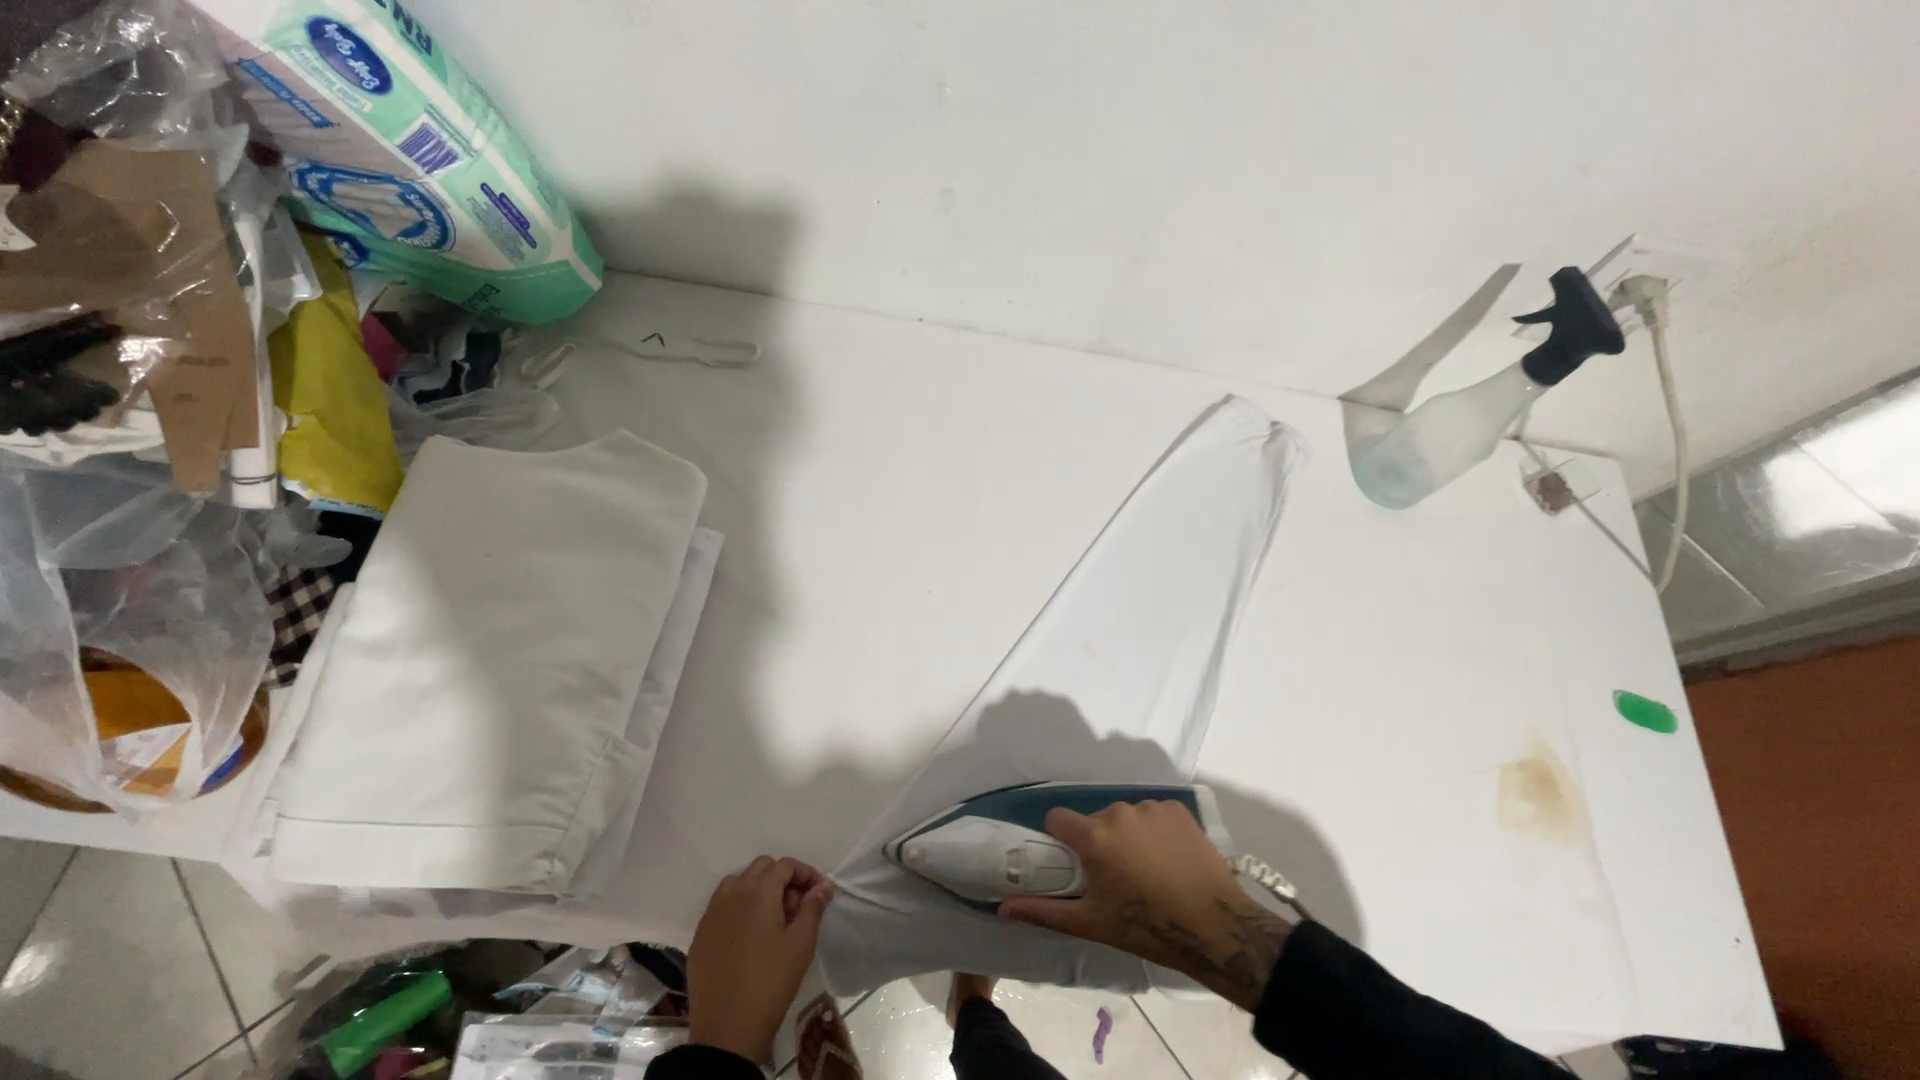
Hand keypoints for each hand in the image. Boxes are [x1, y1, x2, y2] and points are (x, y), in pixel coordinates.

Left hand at [687, 855, 835, 1061]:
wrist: (727, 1029)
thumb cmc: (771, 981)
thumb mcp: (801, 944)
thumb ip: (813, 908)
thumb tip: (823, 886)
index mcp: (758, 892)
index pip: (784, 865)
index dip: (806, 874)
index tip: (819, 894)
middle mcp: (731, 894)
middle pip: (760, 868)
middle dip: (782, 879)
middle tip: (796, 908)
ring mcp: (711, 914)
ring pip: (737, 883)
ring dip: (758, 890)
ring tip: (773, 921)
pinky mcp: (700, 935)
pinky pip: (721, 907)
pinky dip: (739, 908)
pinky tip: (749, 937)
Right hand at [998, 800, 1289, 1009]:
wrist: (1214, 926)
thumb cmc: (1146, 927)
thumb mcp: (1091, 923)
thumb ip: (1044, 911)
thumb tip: (1003, 909)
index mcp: (1093, 836)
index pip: (1058, 818)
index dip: (1060, 838)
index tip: (1071, 862)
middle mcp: (1119, 812)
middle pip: (1095, 821)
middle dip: (1098, 843)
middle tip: (1114, 877)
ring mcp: (1151, 808)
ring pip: (1125, 817)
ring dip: (1128, 836)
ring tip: (1146, 869)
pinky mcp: (1178, 810)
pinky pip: (1154, 814)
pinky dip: (1155, 831)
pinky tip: (1168, 858)